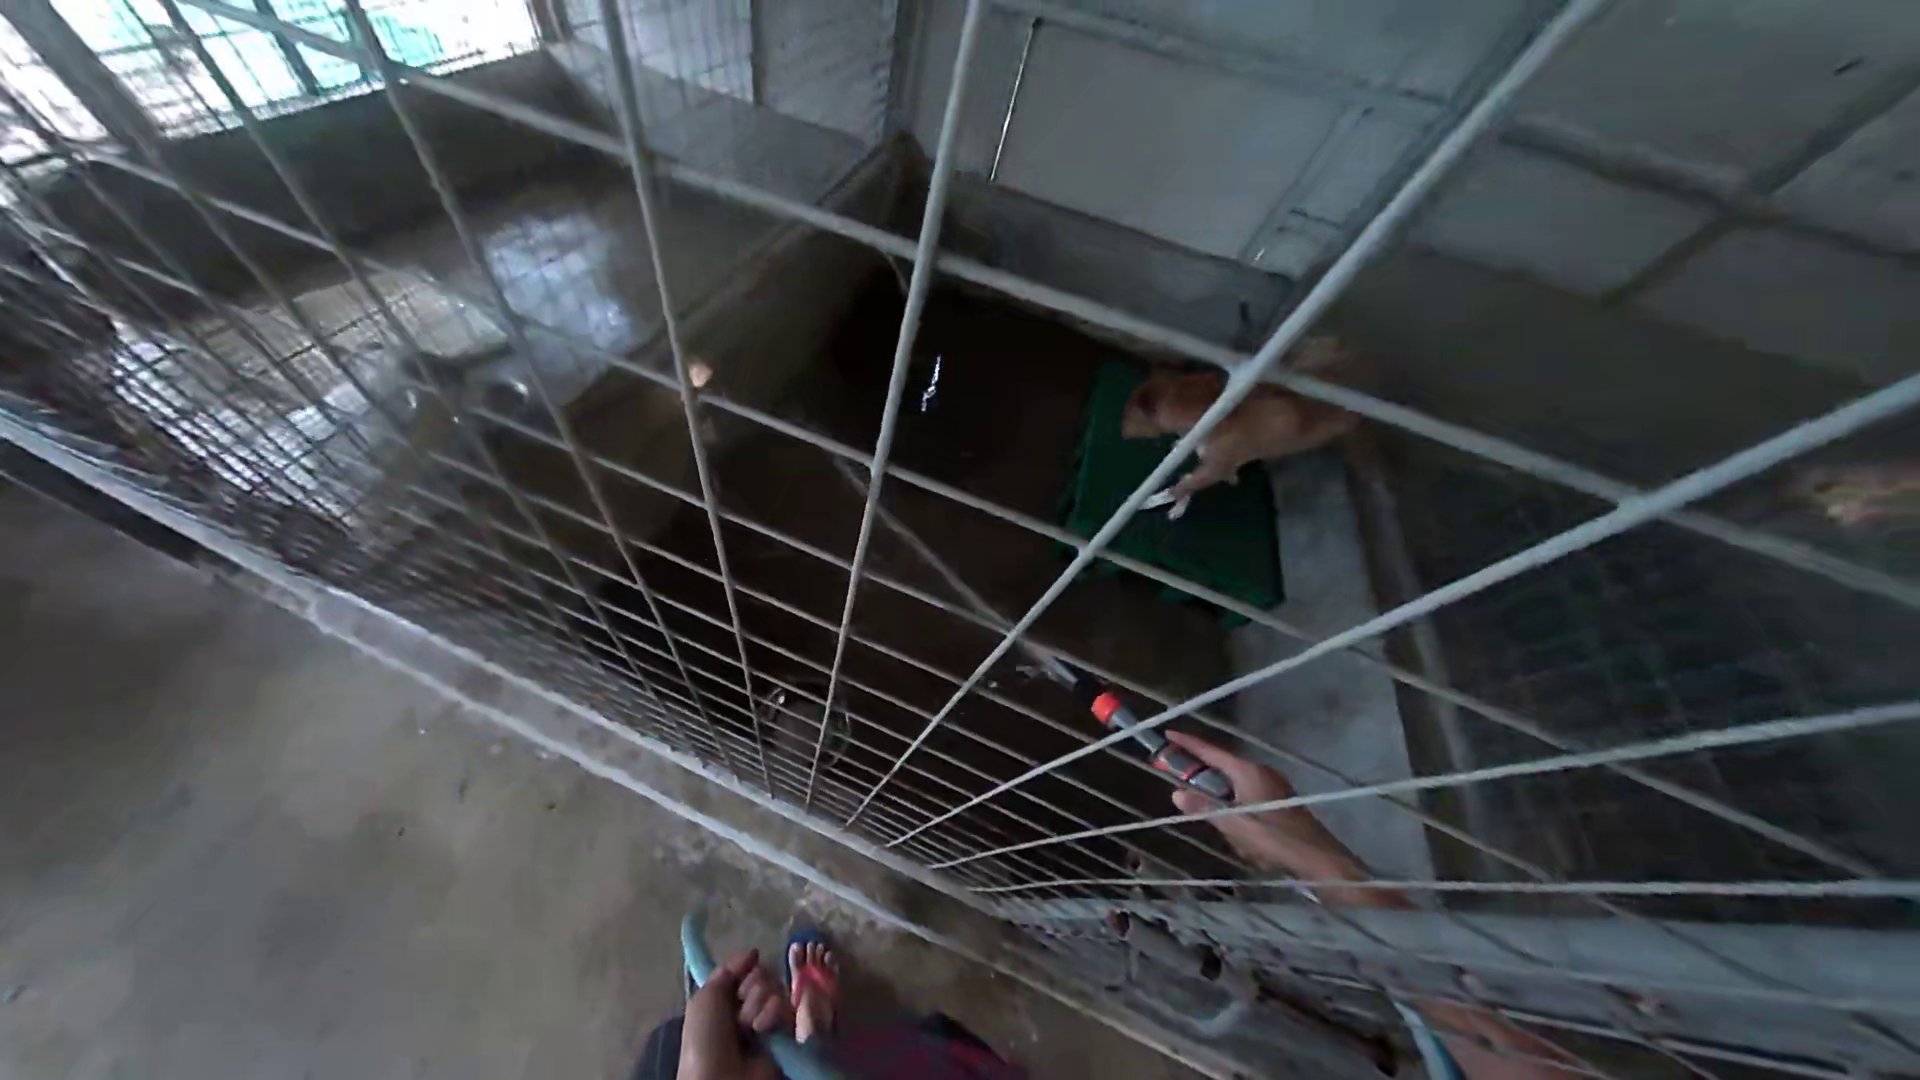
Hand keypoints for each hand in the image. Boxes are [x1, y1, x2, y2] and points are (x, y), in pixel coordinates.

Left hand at [677, 949, 789, 1079]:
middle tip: (740, 1012)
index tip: (738, 979)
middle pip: (764, 974)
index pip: (748, 968)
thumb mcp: (704, 1000)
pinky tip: (762, 1029)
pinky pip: (787, 1006)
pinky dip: (773, 1014)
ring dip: (759, 1004)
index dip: (744, 970)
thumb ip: (727, 970)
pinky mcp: (786, 1032)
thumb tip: (754, 952)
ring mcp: (769, 1020)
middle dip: (752, 989)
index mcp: (729, 1000)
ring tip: (750, 1026)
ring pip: (776, 987)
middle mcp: (750, 1007)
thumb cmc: (705, 1042)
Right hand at [1165, 731, 1371, 888]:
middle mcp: (1261, 771)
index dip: (1188, 743)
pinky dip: (1235, 804)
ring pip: (1235, 783)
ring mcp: (1273, 786)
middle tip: (1182, 780)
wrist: (1322, 862)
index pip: (1210, 751)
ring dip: (1220, 796)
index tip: (1168, 734)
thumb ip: (1204, 807)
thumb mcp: (1234, 824)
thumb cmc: (1276, 838)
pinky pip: (1247, 795)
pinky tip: (1237, 830)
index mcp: (1248, 770)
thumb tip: (1177, 792)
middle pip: (1222, 765)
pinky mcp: (1281, 802)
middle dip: (1202, 774)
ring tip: (1218, 821)